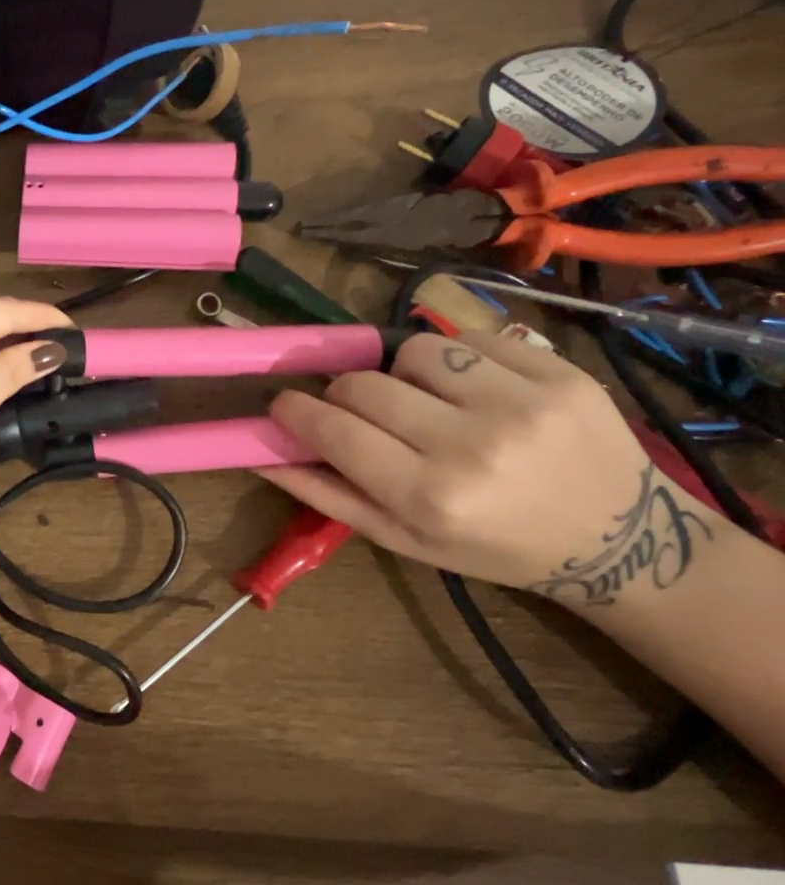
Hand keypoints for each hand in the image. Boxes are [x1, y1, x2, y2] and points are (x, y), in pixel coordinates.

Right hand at [257, 331, 657, 592]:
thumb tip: (257, 452)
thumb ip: (325, 494)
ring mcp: (522, 404)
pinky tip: (471, 388)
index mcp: (428, 496)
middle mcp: (472, 446)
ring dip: (402, 371)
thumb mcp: (402, 539)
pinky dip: (456, 358)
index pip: (329, 427)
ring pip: (413, 350)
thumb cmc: (494, 547)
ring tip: (423, 397)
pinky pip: (472, 338)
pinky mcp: (560, 374)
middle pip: (362, 384)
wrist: (627, 543)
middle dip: (344, 394)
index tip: (285, 406)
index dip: (293, 410)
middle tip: (357, 410)